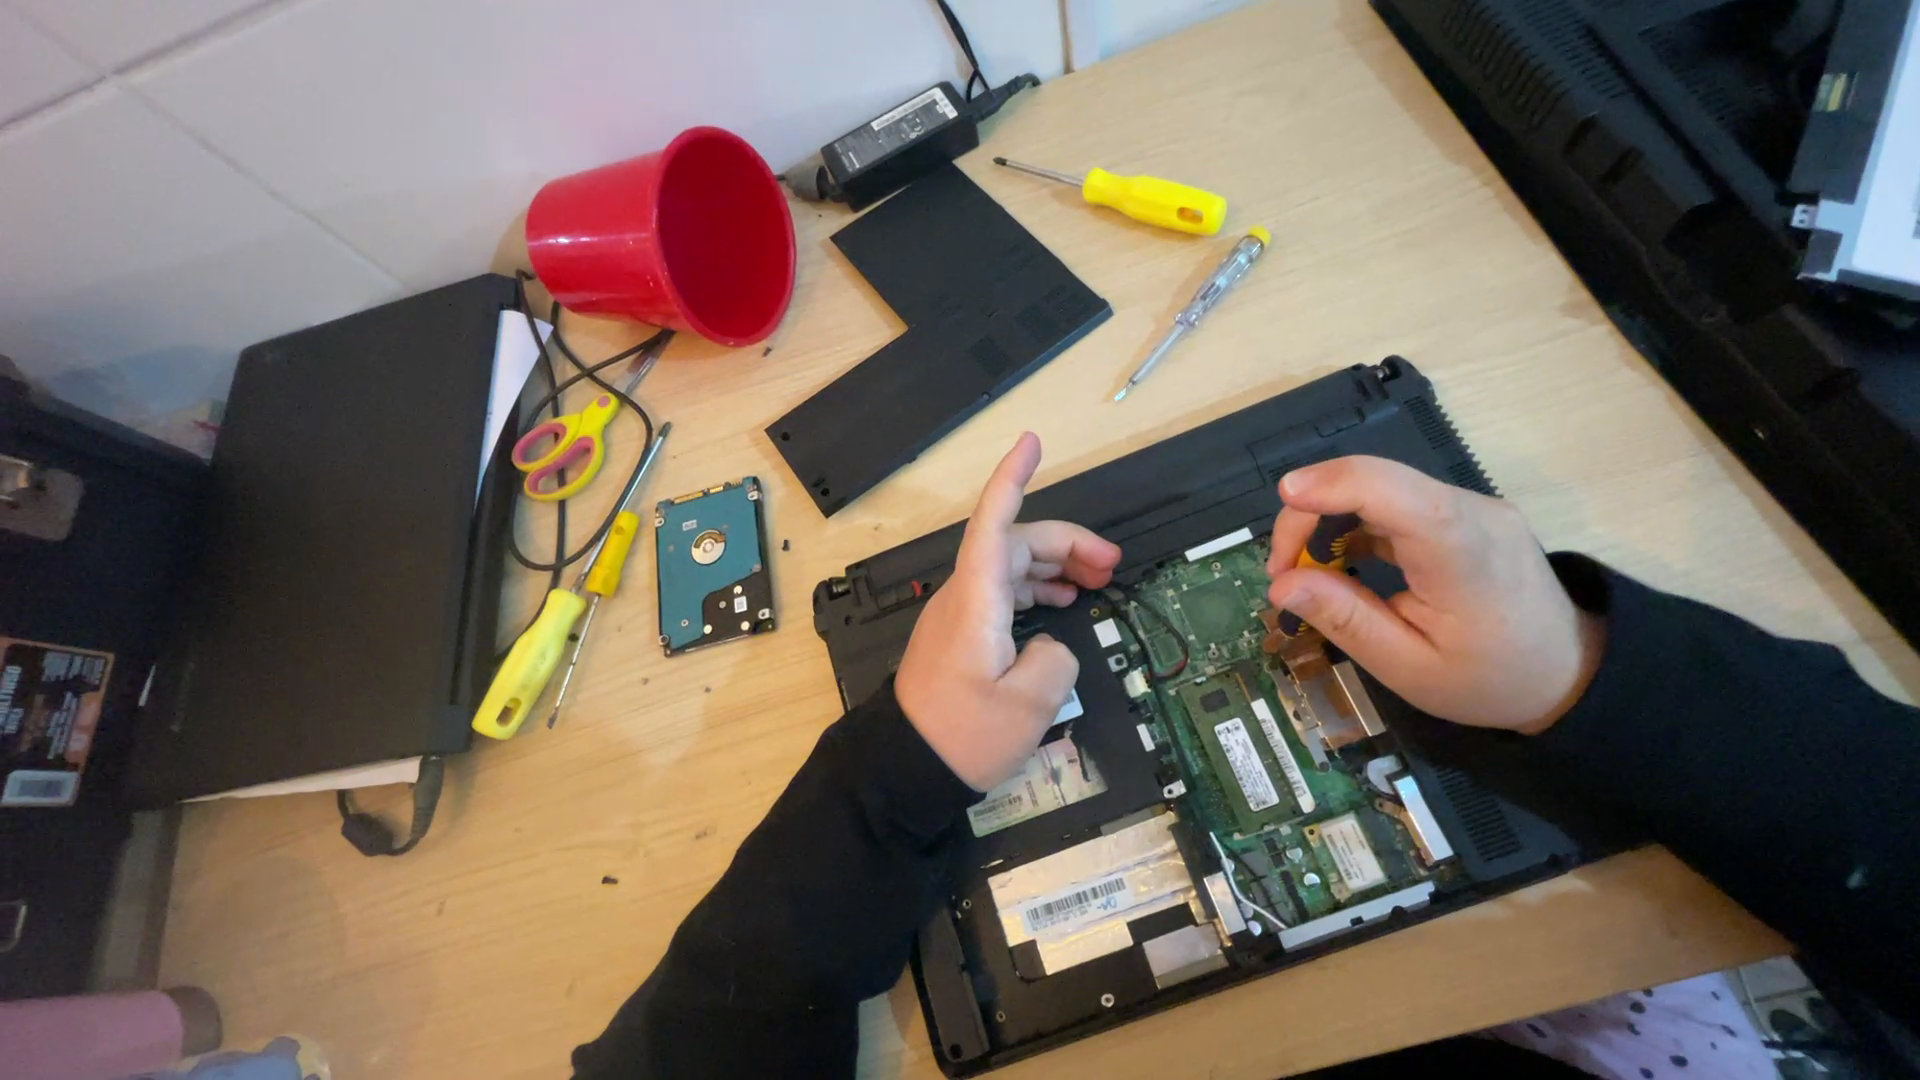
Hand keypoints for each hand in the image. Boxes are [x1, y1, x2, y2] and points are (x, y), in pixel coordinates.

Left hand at [895, 433, 1122, 790]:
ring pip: (1011, 566)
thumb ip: (1055, 662)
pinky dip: (1036, 588)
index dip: (1011, 478)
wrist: (905, 767)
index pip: (993, 522)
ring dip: (1054, 565)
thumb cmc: (963, 735)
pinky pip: (1003, 592)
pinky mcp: (962, 633)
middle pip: (1015, 543)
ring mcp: (961, 612)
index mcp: (977, 598)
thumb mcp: (1028, 707)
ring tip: (1097, 580)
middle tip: (1112, 565)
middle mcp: (965, 594)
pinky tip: (1061, 601)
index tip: (1031, 442)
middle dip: (1066, 543)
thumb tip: (1051, 645)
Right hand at [1265, 456, 1604, 733]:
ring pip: (1373, 489)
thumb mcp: (1408, 667)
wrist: (1571, 673)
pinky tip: (1336, 563)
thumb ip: (1344, 619)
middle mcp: (1467, 511)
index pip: (1389, 491)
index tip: (1282, 499)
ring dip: (1324, 521)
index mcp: (1460, 551)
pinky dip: (1349, 525)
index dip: (1330, 485)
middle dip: (1310, 517)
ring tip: (1303, 573)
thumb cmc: (1491, 679)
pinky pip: (1389, 502)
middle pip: (1369, 483)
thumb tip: (1280, 584)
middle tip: (1281, 574)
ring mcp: (1464, 507)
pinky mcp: (1456, 513)